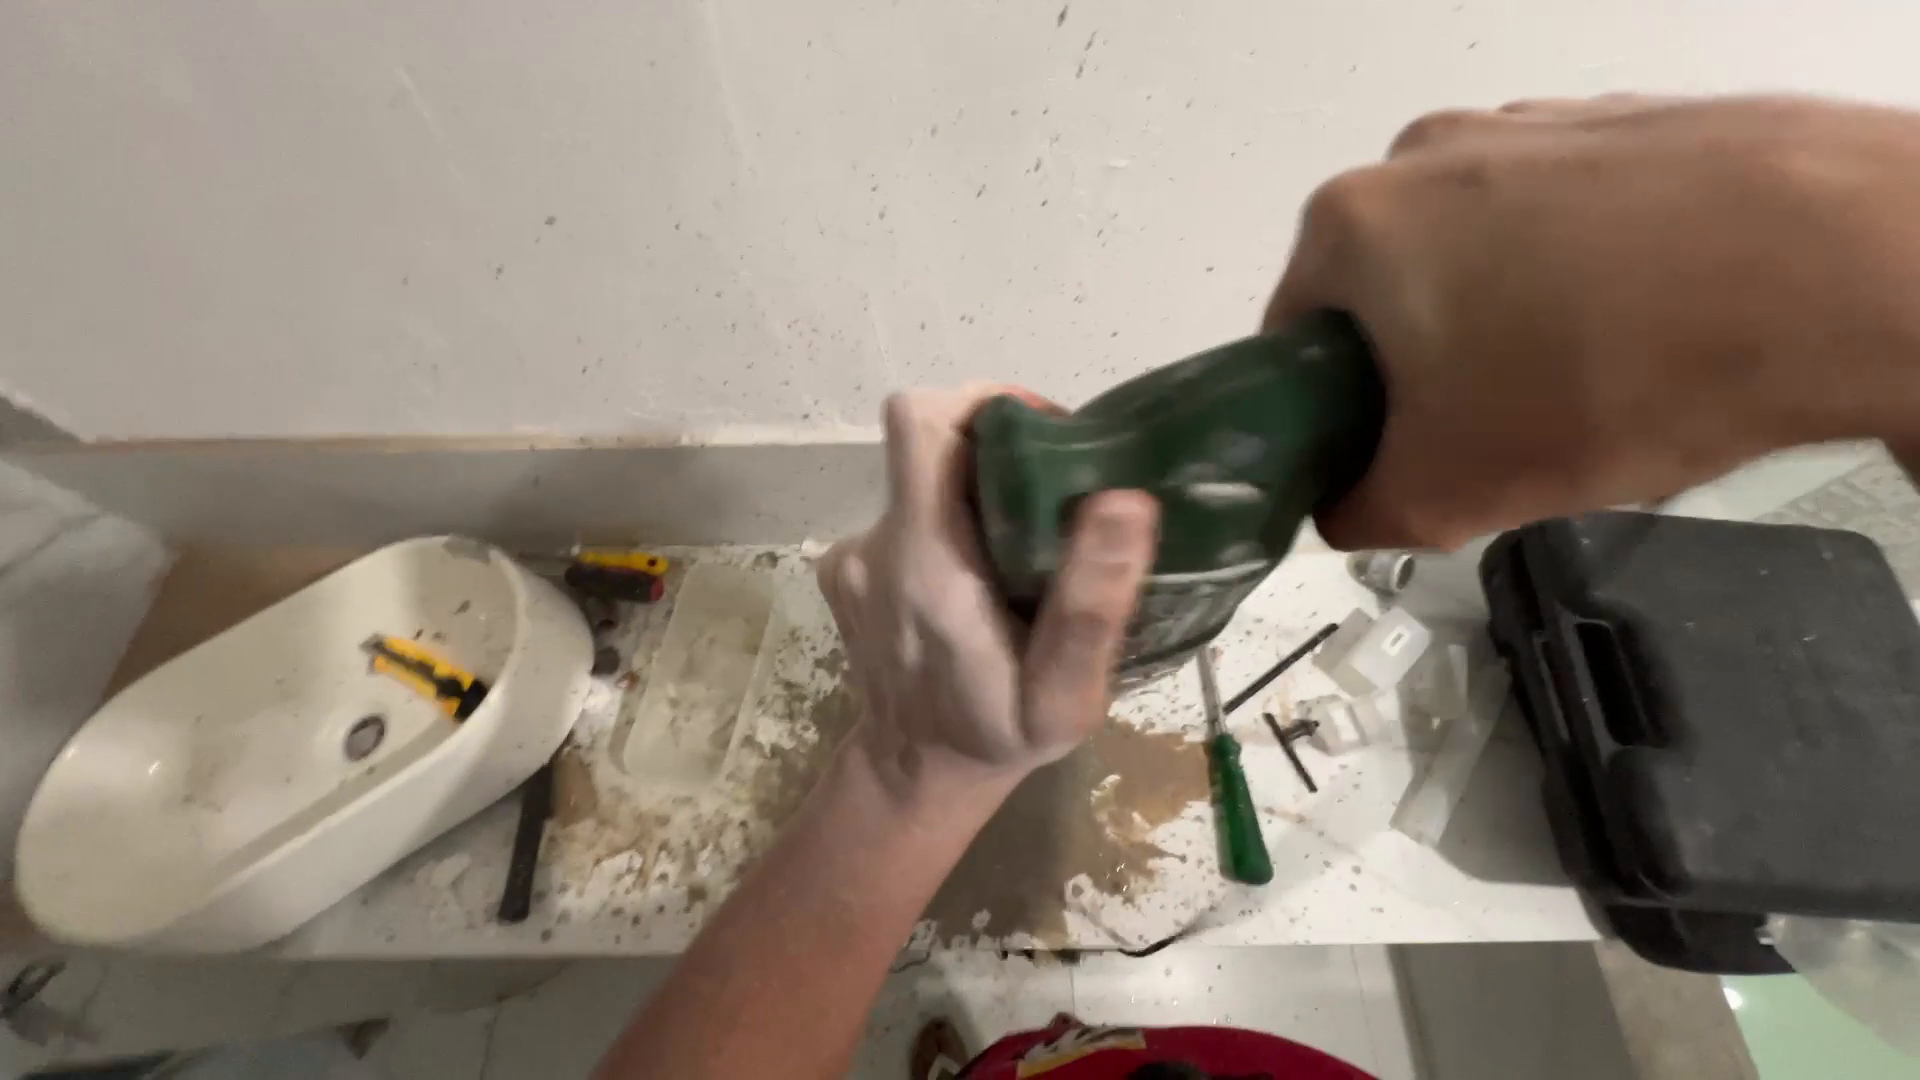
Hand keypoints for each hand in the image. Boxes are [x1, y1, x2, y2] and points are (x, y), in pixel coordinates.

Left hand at [817, 387, 1158, 795]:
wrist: (909, 775)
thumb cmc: (995, 738)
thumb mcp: (1064, 698)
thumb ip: (1090, 605)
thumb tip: (1124, 499)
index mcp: (925, 564)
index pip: (921, 423)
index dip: (982, 402)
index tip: (1044, 434)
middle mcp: (874, 545)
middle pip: (927, 442)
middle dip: (995, 448)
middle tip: (1054, 496)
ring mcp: (850, 556)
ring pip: (920, 480)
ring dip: (974, 493)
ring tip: (1021, 549)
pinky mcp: (844, 568)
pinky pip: (904, 514)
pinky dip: (945, 524)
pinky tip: (973, 576)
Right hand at [1268, 94, 1919, 548]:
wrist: (1869, 271)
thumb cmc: (1607, 375)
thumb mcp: (1439, 494)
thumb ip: (1350, 514)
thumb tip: (1339, 507)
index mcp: (1347, 225)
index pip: (1289, 340)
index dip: (1320, 410)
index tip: (1376, 446)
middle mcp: (1420, 155)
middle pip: (1373, 294)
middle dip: (1404, 363)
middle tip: (1467, 422)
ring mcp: (1527, 123)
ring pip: (1459, 256)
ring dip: (1480, 318)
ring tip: (1559, 373)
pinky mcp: (1622, 119)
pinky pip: (1550, 218)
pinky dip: (1562, 274)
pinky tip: (1625, 321)